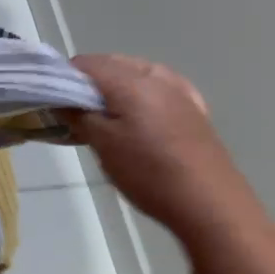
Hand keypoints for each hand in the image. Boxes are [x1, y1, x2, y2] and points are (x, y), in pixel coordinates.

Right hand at [68, 54, 257, 240]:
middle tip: (83, 115)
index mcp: (130, 81)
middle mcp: (156, 77)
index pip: (84, 63)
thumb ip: (76, 113)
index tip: (60, 106)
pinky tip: (143, 116)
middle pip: (110, 63)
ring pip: (135, 73)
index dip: (64, 79)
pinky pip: (160, 87)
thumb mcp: (101, 144)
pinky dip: (144, 93)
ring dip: (117, 87)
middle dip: (90, 82)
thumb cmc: (150, 174)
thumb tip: (60, 98)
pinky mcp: (196, 111)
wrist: (214, 210)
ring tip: (112, 119)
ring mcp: (181, 93)